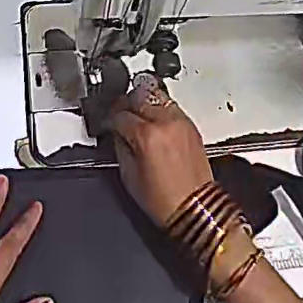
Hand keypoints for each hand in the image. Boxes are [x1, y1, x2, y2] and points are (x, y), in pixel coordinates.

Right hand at [106, 73, 213, 228]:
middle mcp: (166, 123)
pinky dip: (159, 107)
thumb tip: (116, 132)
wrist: (196, 207)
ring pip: (156, 95)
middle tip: (118, 113)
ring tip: (135, 112)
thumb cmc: (165, 199)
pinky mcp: (190, 125)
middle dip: (124, 103)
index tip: (106, 123)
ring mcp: (181, 122)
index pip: (120, 115)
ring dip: (142, 101)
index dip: (109, 119)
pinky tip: (152, 118)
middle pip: (138, 97)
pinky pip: (170, 105)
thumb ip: (120, 147)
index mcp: (147, 136)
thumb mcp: (129, 176)